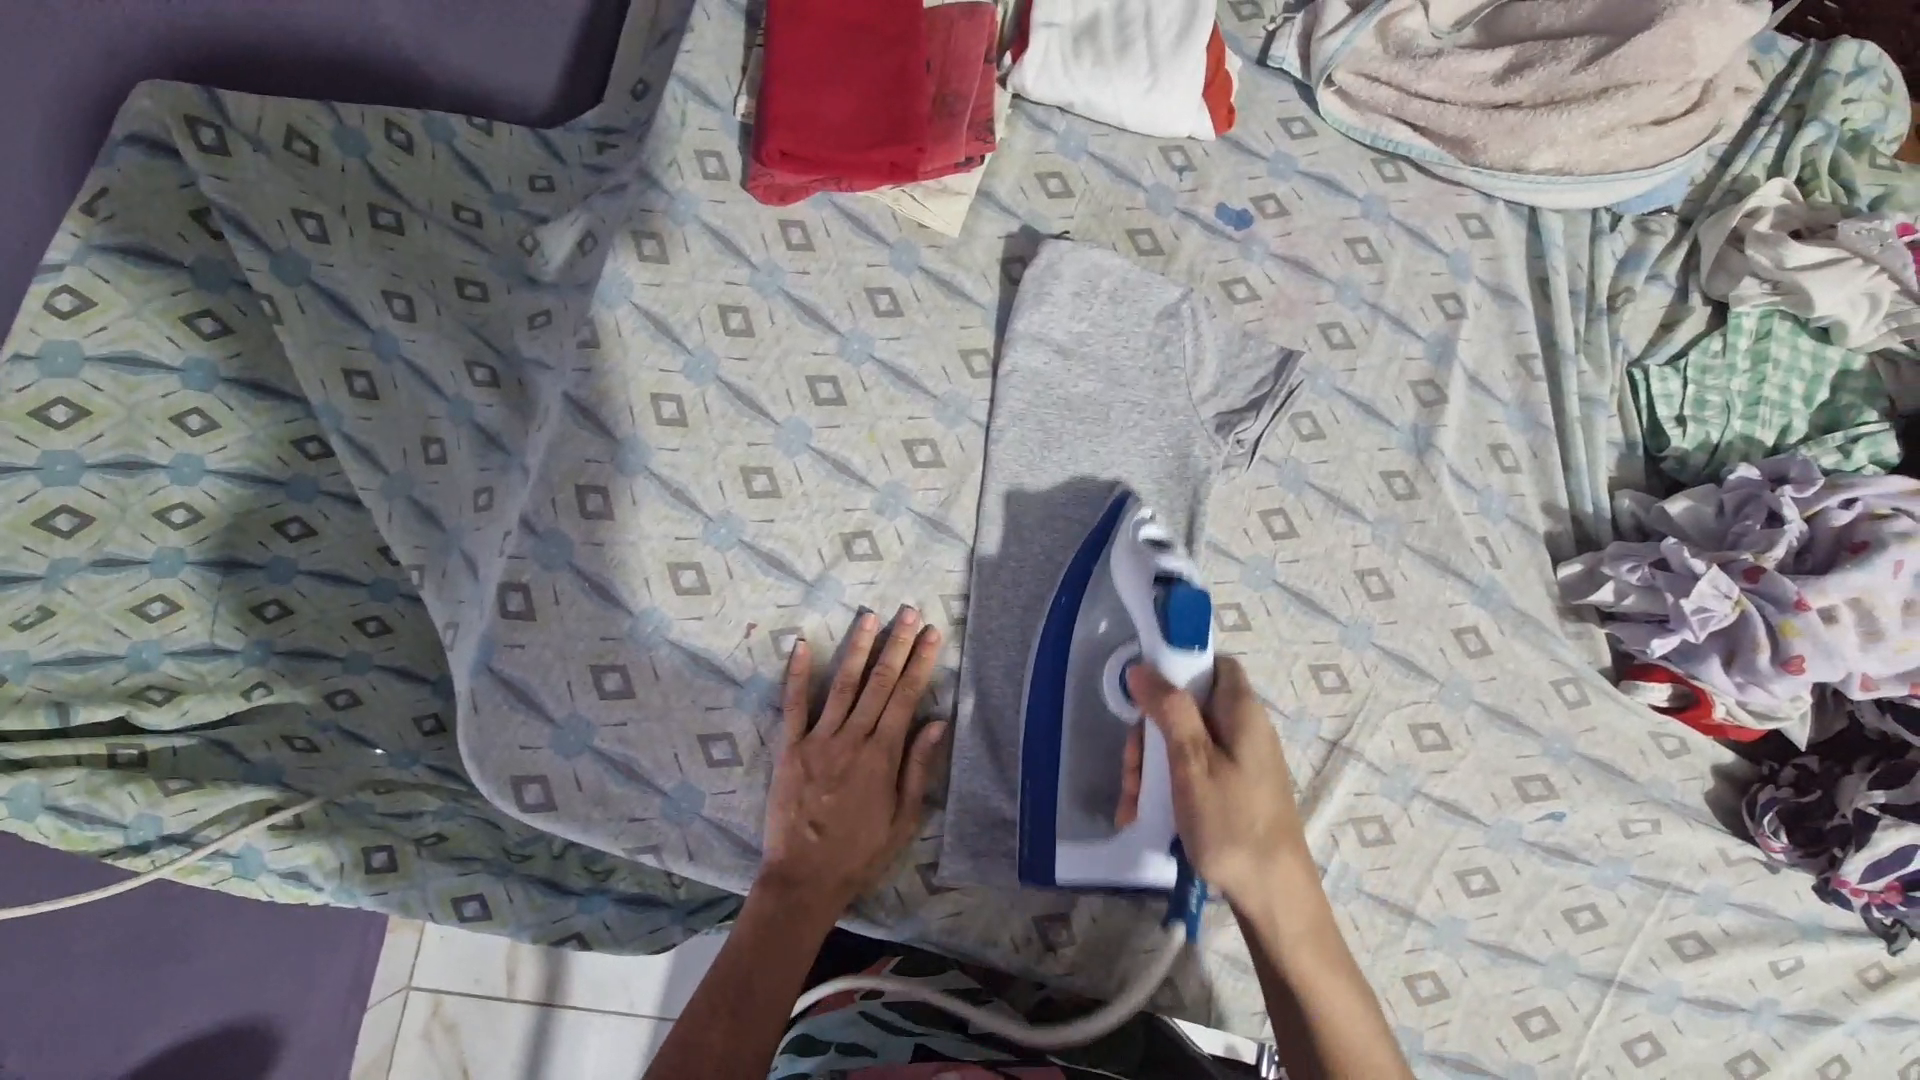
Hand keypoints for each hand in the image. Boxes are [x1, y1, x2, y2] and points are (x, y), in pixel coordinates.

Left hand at [758, 607, 947, 917]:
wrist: (805, 878)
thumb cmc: (861, 853)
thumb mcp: (904, 820)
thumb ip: (919, 768)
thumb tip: (936, 722)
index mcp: (883, 756)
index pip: (906, 697)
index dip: (920, 662)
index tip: (932, 633)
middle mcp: (852, 739)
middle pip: (879, 682)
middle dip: (896, 644)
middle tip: (907, 611)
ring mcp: (818, 740)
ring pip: (843, 684)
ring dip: (858, 647)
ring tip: (870, 616)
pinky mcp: (790, 748)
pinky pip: (794, 705)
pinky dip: (799, 674)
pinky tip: (803, 645)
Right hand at [1122, 656, 1309, 900]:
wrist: (1272, 896)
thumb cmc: (1231, 824)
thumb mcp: (1190, 763)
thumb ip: (1168, 709)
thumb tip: (1142, 668)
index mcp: (1241, 712)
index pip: (1213, 664)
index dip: (1178, 668)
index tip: (1144, 693)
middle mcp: (1243, 730)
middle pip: (1187, 707)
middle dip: (1150, 734)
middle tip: (1133, 769)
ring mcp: (1239, 762)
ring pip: (1182, 743)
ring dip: (1150, 767)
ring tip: (1133, 804)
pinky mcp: (1232, 790)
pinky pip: (1192, 772)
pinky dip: (1166, 787)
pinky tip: (1142, 815)